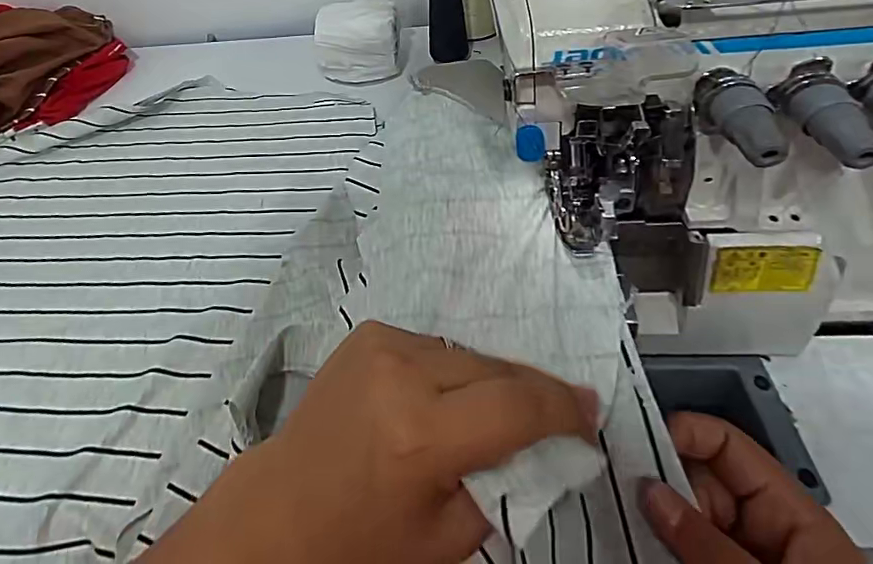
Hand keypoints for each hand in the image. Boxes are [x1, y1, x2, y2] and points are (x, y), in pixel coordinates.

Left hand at [143, 322, 597, 563]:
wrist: (284, 508)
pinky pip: (435, 345)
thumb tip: (549, 443)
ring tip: (497, 413)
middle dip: (532, 393)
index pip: (515, 405)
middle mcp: (400, 372)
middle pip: (494, 369)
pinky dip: (453, 369)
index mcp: (419, 433)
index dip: (561, 409)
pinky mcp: (369, 332)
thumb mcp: (447, 538)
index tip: (588, 415)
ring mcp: (381, 343)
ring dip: (491, 379)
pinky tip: (447, 397)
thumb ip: (505, 484)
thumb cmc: (364, 539)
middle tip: (559, 416)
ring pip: (467, 353)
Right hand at [641, 412, 862, 563]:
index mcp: (795, 515)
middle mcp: (770, 532)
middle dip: (661, 485)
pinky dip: (663, 547)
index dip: (684, 434)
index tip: (638, 442)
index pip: (728, 445)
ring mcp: (747, 558)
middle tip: (623, 495)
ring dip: (657, 520)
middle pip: (699, 483)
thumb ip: (710, 541)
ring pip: (688, 521)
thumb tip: (651, 492)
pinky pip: (689, 552)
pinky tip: (639, 546)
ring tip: (627, 524)